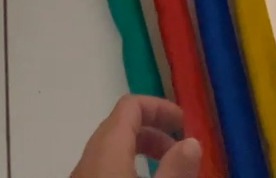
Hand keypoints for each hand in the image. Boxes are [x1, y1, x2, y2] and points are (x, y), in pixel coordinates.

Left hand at [69, 96, 201, 177]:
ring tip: (167, 169)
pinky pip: (105, 167)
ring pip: (112, 149)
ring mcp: (82, 174)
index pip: (131, 104)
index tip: (184, 123)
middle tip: (181, 149)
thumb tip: (193, 141)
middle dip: (154, 130)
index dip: (160, 107)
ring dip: (141, 150)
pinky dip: (127, 166)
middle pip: (121, 125)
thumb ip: (174, 168)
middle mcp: (90, 154)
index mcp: (107, 144)